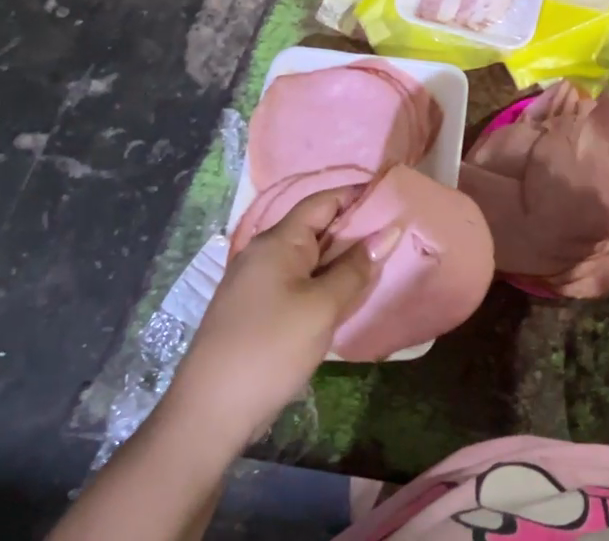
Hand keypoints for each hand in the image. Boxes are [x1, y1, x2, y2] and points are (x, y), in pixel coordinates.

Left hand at [163, 191, 399, 448]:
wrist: (210, 412)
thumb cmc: (270, 349)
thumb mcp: (322, 306)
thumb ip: (356, 268)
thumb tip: (389, 232)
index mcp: (277, 242)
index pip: (323, 201)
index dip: (358, 195)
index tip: (396, 198)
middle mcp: (263, 253)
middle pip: (316, 226)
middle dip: (356, 228)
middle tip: (399, 234)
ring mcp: (257, 282)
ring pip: (309, 257)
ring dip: (343, 258)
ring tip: (382, 262)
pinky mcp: (256, 308)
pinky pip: (298, 280)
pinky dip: (326, 281)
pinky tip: (348, 295)